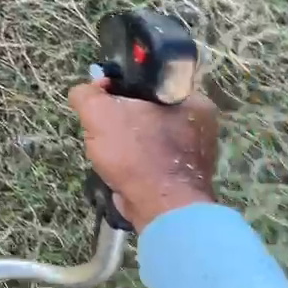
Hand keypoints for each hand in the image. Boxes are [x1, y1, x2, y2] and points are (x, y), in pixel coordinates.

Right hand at [69, 80, 220, 232]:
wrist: (160, 207)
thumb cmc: (135, 153)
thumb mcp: (97, 112)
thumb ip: (86, 93)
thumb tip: (87, 92)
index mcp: (191, 99)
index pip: (144, 81)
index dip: (115, 87)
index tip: (98, 101)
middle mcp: (201, 121)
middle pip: (142, 106)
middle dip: (117, 117)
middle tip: (103, 129)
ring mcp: (196, 149)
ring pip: (145, 131)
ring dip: (124, 139)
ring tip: (111, 151)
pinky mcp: (186, 171)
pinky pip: (152, 153)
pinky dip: (135, 158)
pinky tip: (123, 166)